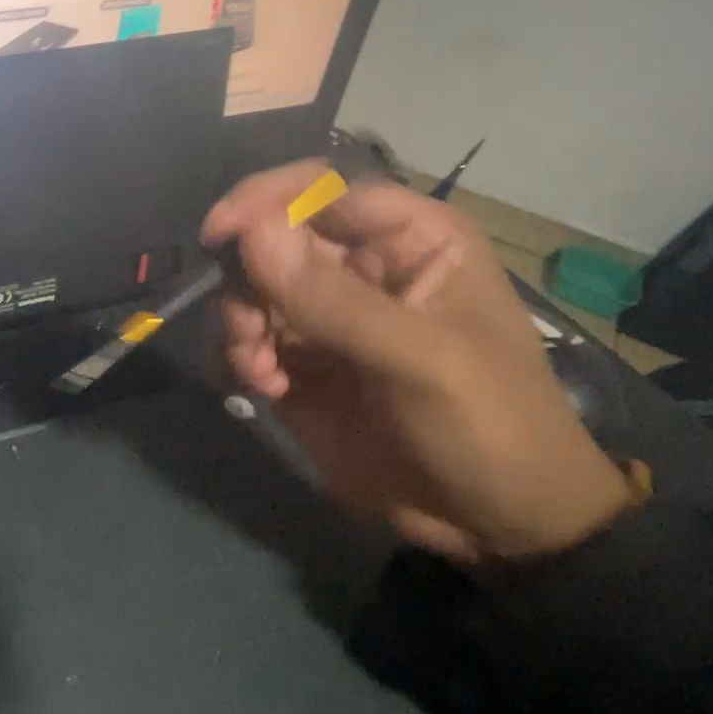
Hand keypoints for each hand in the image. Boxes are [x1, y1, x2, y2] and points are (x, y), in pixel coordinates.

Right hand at [203, 159, 633, 564]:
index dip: (266, 203)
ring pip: (249, 294)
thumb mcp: (418, 360)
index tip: (218, 238)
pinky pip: (245, 342)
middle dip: (247, 287)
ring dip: (238, 329)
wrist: (494, 523)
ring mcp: (325, 321)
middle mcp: (361, 270)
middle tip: (252, 340)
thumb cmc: (488, 425)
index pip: (321, 190)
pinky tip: (263, 391)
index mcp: (411, 243)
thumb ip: (332, 298)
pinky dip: (238, 360)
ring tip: (260, 376)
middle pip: (271, 244)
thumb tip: (250, 232)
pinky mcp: (298, 367)